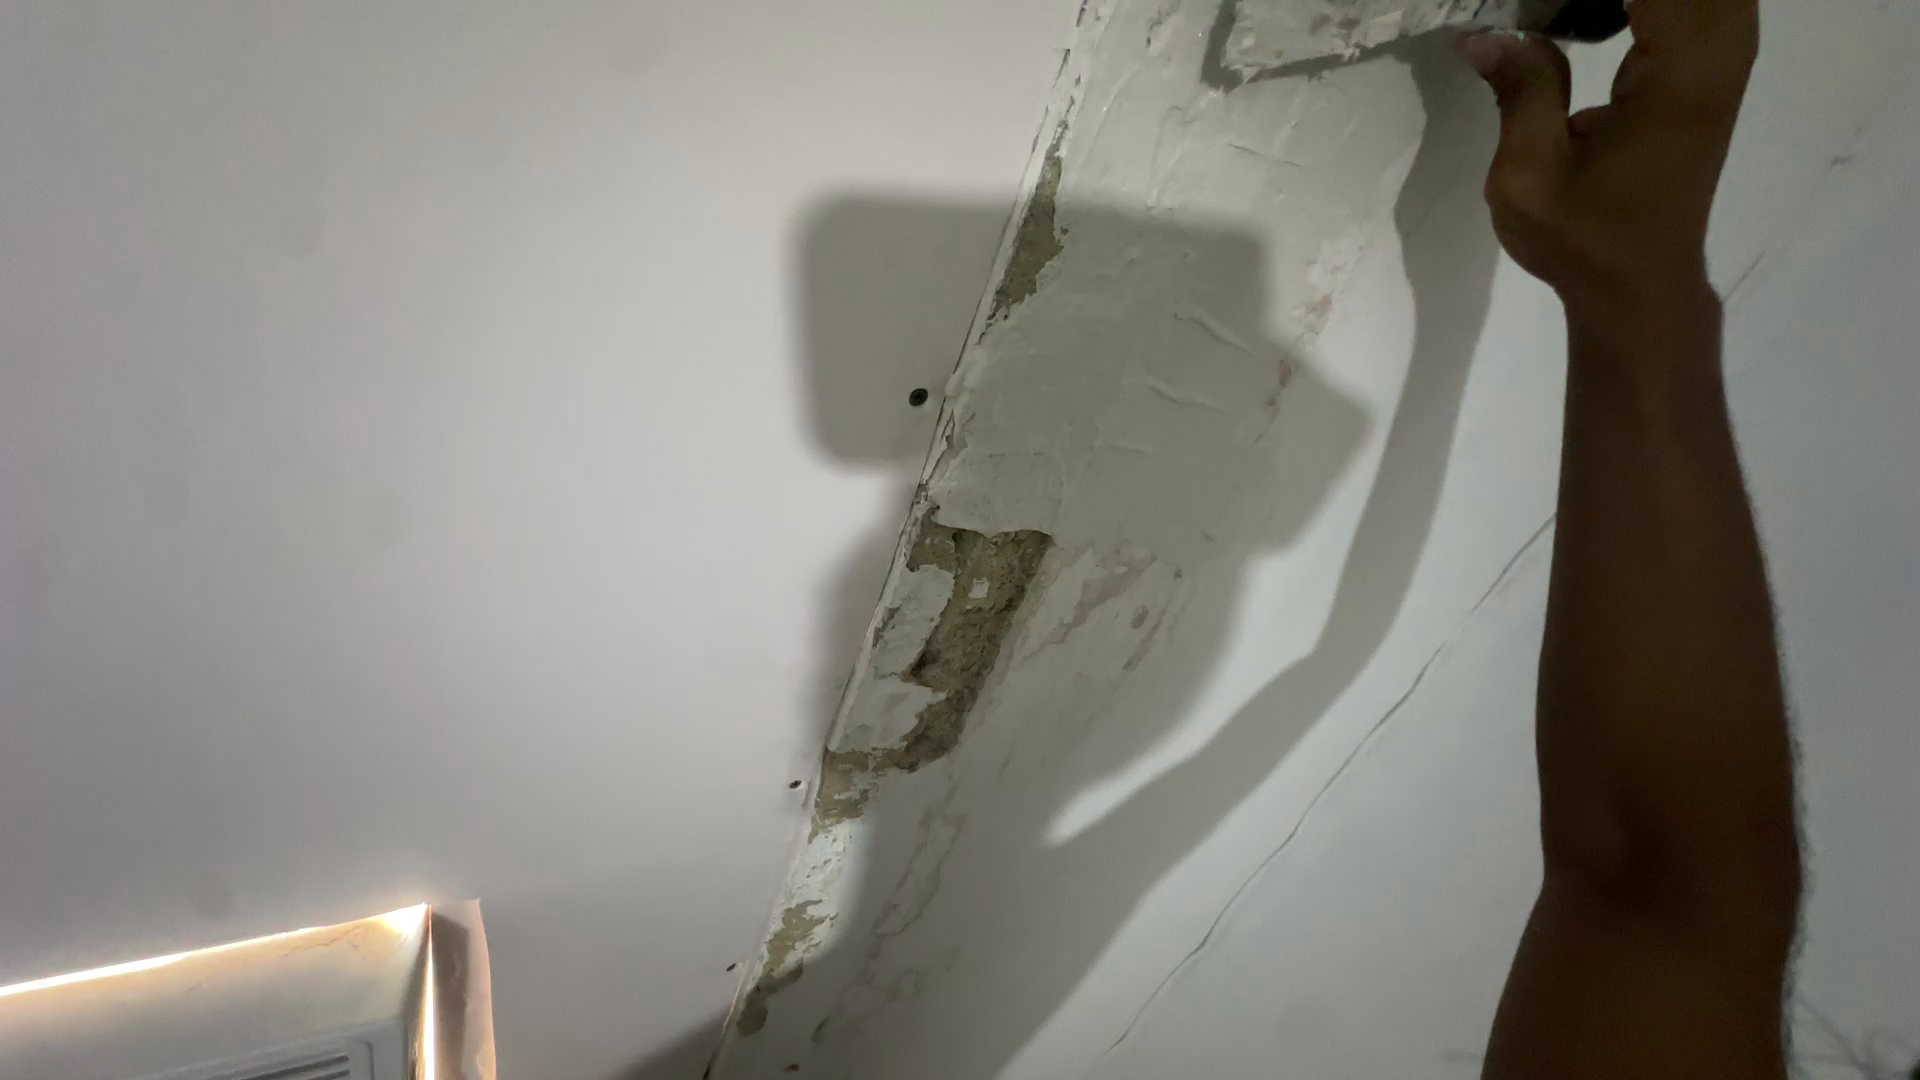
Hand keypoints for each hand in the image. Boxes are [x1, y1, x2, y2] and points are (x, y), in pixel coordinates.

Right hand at [1456, 0, 1758, 305]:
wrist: (1635, 282)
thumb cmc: (1580, 236)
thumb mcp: (1528, 171)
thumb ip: (1520, 91)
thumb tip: (1481, 35)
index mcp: (1683, 64)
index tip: (1522, 11)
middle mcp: (1722, 44)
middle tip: (1534, 17)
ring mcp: (1724, 55)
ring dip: (1617, 4)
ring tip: (1553, 19)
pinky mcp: (1709, 71)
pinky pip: (1689, 7)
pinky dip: (1640, 7)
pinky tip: (1588, 19)